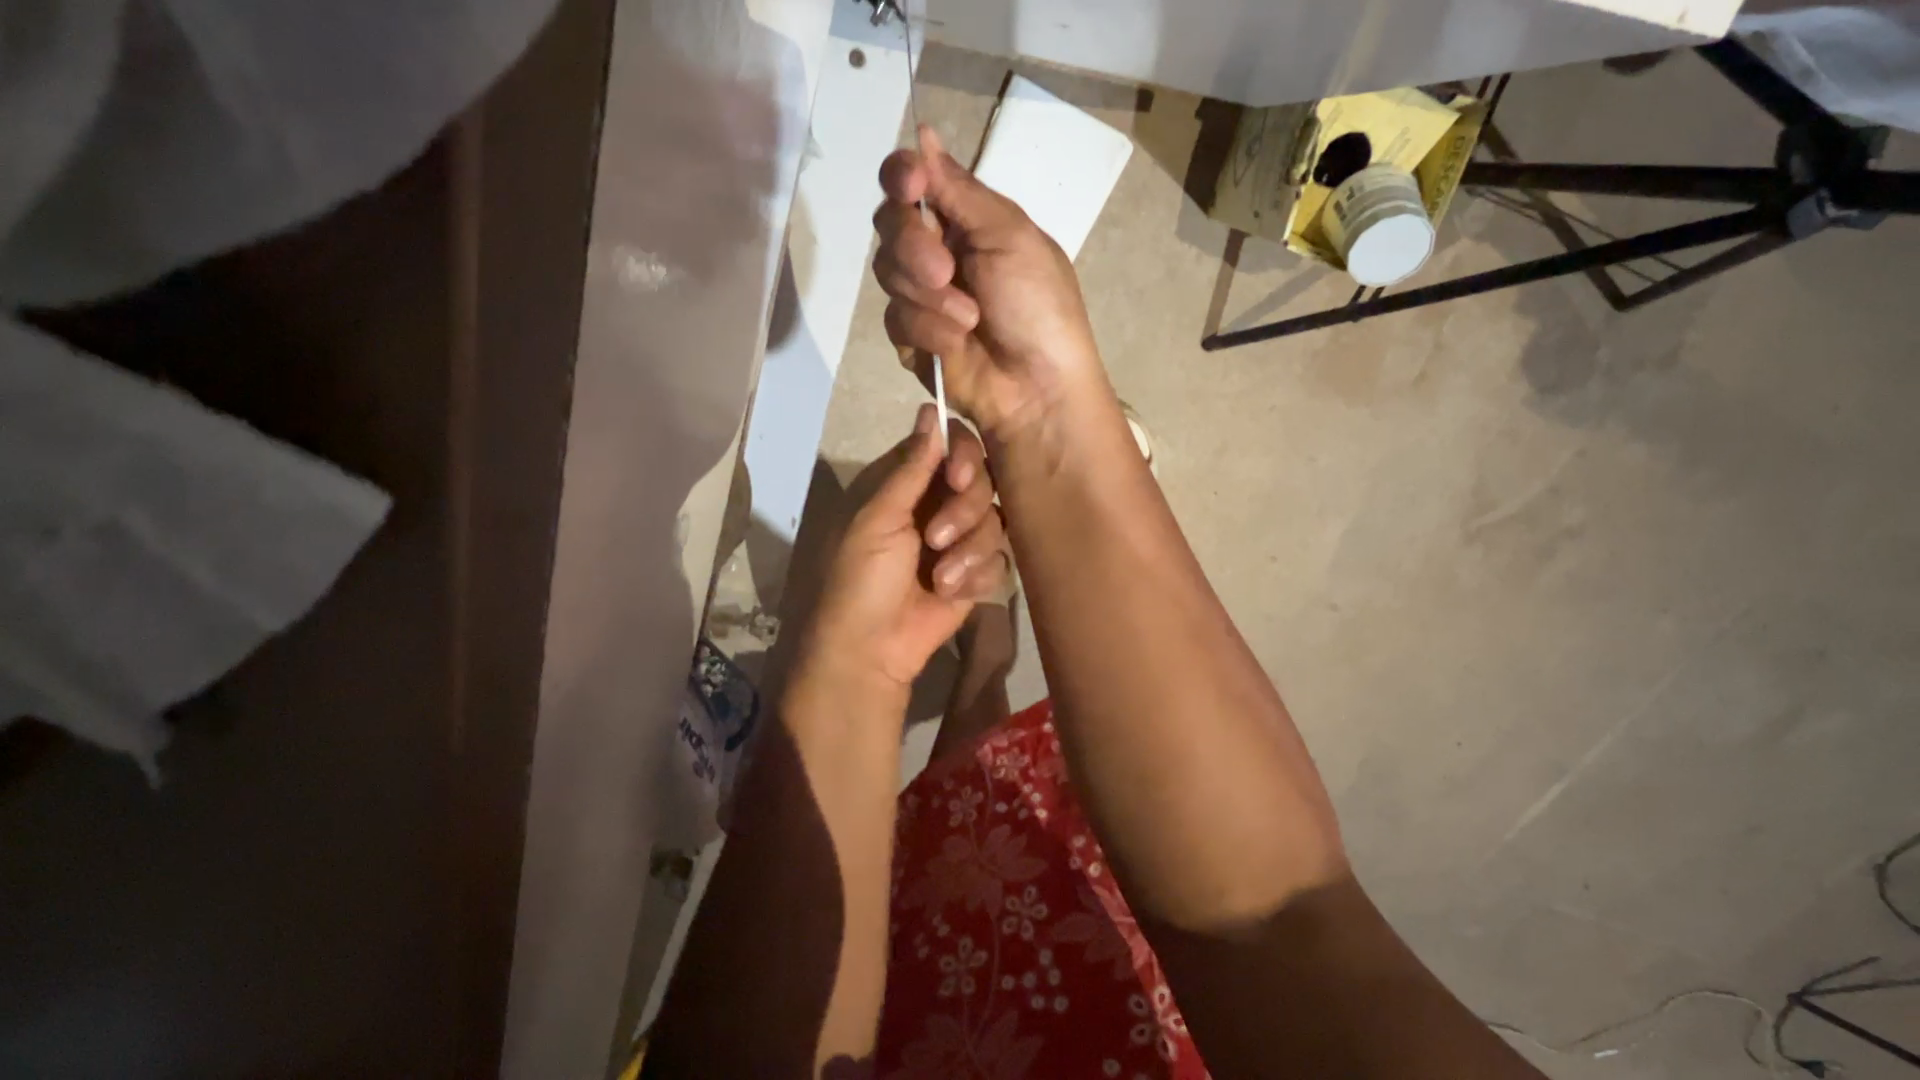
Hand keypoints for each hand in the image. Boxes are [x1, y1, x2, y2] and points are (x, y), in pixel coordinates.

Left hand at [798, 405, 1009, 691]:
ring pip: (995, 520)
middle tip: (937, 538)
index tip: (958, 478)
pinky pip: (1000, 559)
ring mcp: (959, 540)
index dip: (964, 456)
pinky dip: (977, 576)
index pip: (952, 446)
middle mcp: (937, 504)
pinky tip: (950, 593)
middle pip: (982, 480)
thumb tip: (930, 409)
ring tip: (939, 578)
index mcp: (908, 483)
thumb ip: (911, 466)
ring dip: (969, 551)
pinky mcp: (976, 574)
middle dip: (966, 510)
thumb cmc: (861, 578)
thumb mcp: (878, 518)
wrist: (870, 649)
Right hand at [873, 127, 1109, 445]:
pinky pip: (895, 319)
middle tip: (947, 271)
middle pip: (890, 223)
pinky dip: (928, 330)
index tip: (909, 183)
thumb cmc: (1039, 305)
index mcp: (966, 220)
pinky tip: (958, 344)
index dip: (902, 175)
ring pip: (887, 272)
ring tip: (971, 319)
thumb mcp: (1010, 236)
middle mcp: (937, 251)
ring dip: (930, 297)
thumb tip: (924, 132)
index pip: (912, 182)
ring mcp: (921, 296)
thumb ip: (960, 189)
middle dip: (914, 246)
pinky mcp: (910, 338)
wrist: (1037, 386)